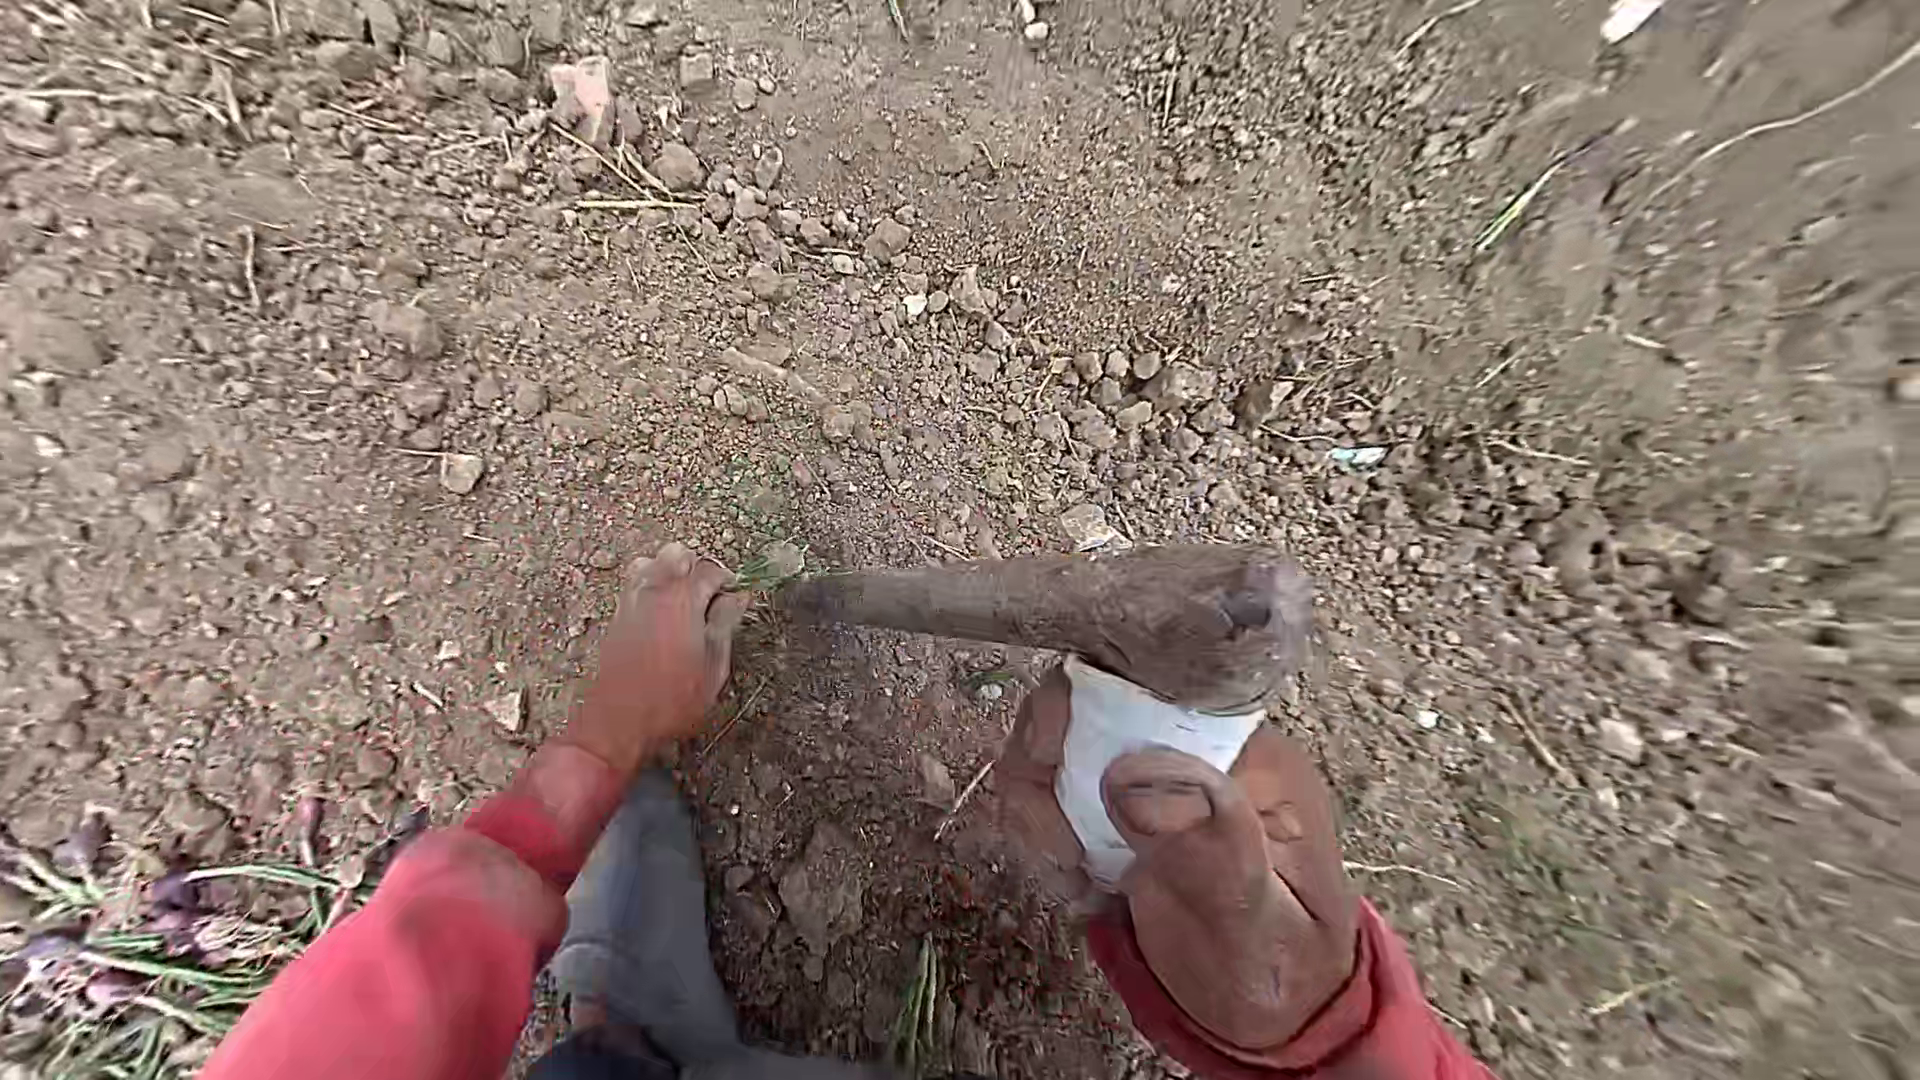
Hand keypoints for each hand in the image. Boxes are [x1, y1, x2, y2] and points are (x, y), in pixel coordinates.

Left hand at [567, 543, 748, 772]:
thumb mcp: (713, 667)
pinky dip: (651, 584)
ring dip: (670, 572)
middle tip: (711, 595)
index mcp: (683, 603)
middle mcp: (653, 594)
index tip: (735, 596)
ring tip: (685, 600)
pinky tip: (664, 612)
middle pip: (677, 554)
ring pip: (651, 562)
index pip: (710, 570)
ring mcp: (630, 603)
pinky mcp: (616, 616)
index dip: (728, 580)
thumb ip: (725, 624)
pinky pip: (634, 582)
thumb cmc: (671, 701)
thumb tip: (737, 599)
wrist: (616, 724)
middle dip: (698, 568)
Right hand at [999, 665, 1356, 1048]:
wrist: (1250, 1002)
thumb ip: (1216, 856)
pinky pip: (1039, 777)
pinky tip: (1067, 876)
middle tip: (1061, 849)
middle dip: (1046, 766)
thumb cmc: (1272, 969)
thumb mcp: (1260, 928)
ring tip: (1068, 873)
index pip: (1154, 678)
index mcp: (1240, 747)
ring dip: (1035, 804)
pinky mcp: (1101, 787)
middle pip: (1081, 697)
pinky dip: (1032, 825)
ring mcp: (1137, 759)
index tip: (1047, 757)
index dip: (1081, 697)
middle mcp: (1182, 736)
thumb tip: (1134, 779)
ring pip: (1048, 735)